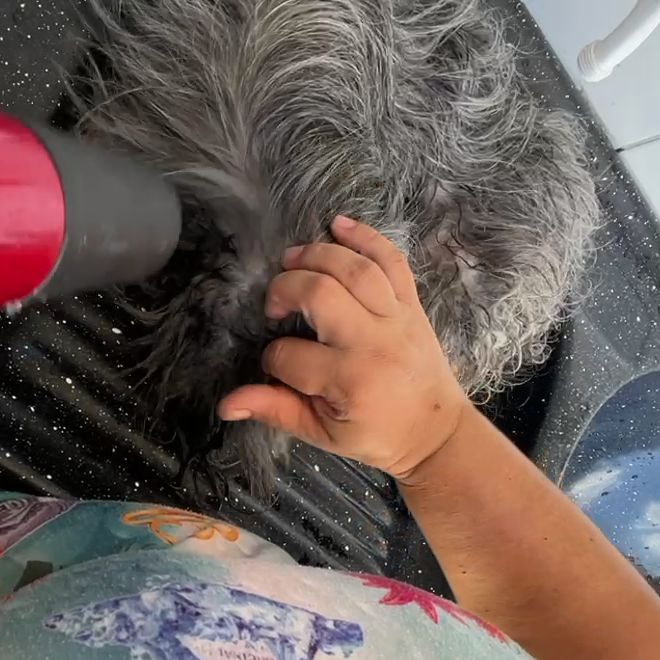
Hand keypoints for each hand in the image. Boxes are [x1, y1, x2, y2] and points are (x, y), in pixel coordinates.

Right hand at [218, 216, 470, 479]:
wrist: (434, 432)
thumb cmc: (375, 435)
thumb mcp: (322, 433)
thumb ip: (275, 411)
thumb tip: (226, 405)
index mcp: (348, 380)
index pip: (288, 356)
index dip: (270, 361)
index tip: (275, 369)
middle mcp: (373, 343)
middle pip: (320, 293)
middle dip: (284, 290)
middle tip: (273, 306)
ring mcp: (396, 319)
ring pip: (355, 268)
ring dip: (317, 255)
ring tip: (291, 260)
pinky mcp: (411, 305)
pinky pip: (392, 260)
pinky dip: (366, 236)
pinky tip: (337, 225)